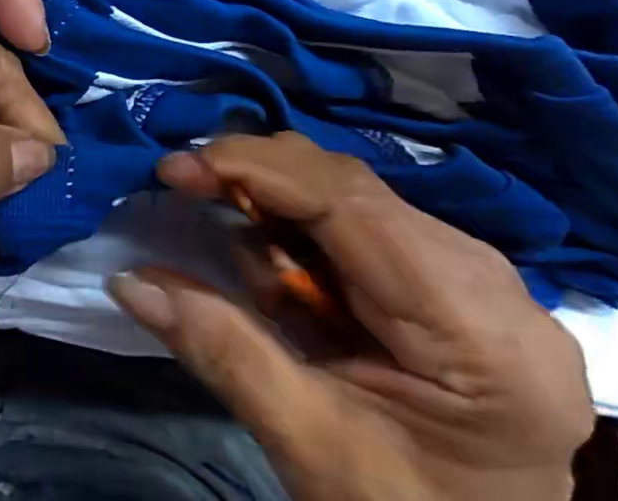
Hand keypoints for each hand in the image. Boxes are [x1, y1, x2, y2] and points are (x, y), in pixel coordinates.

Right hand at [108, 133, 593, 500]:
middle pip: (354, 190)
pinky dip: (305, 239)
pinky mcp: (451, 281)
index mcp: (477, 326)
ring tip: (223, 232)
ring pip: (355, 199)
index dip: (258, 169)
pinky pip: (364, 229)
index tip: (177, 166)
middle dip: (260, 180)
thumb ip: (224, 353)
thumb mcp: (314, 450)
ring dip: (278, 209)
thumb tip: (129, 281)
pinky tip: (272, 268)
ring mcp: (475, 274)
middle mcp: (488, 277)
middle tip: (184, 189)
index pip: (353, 204)